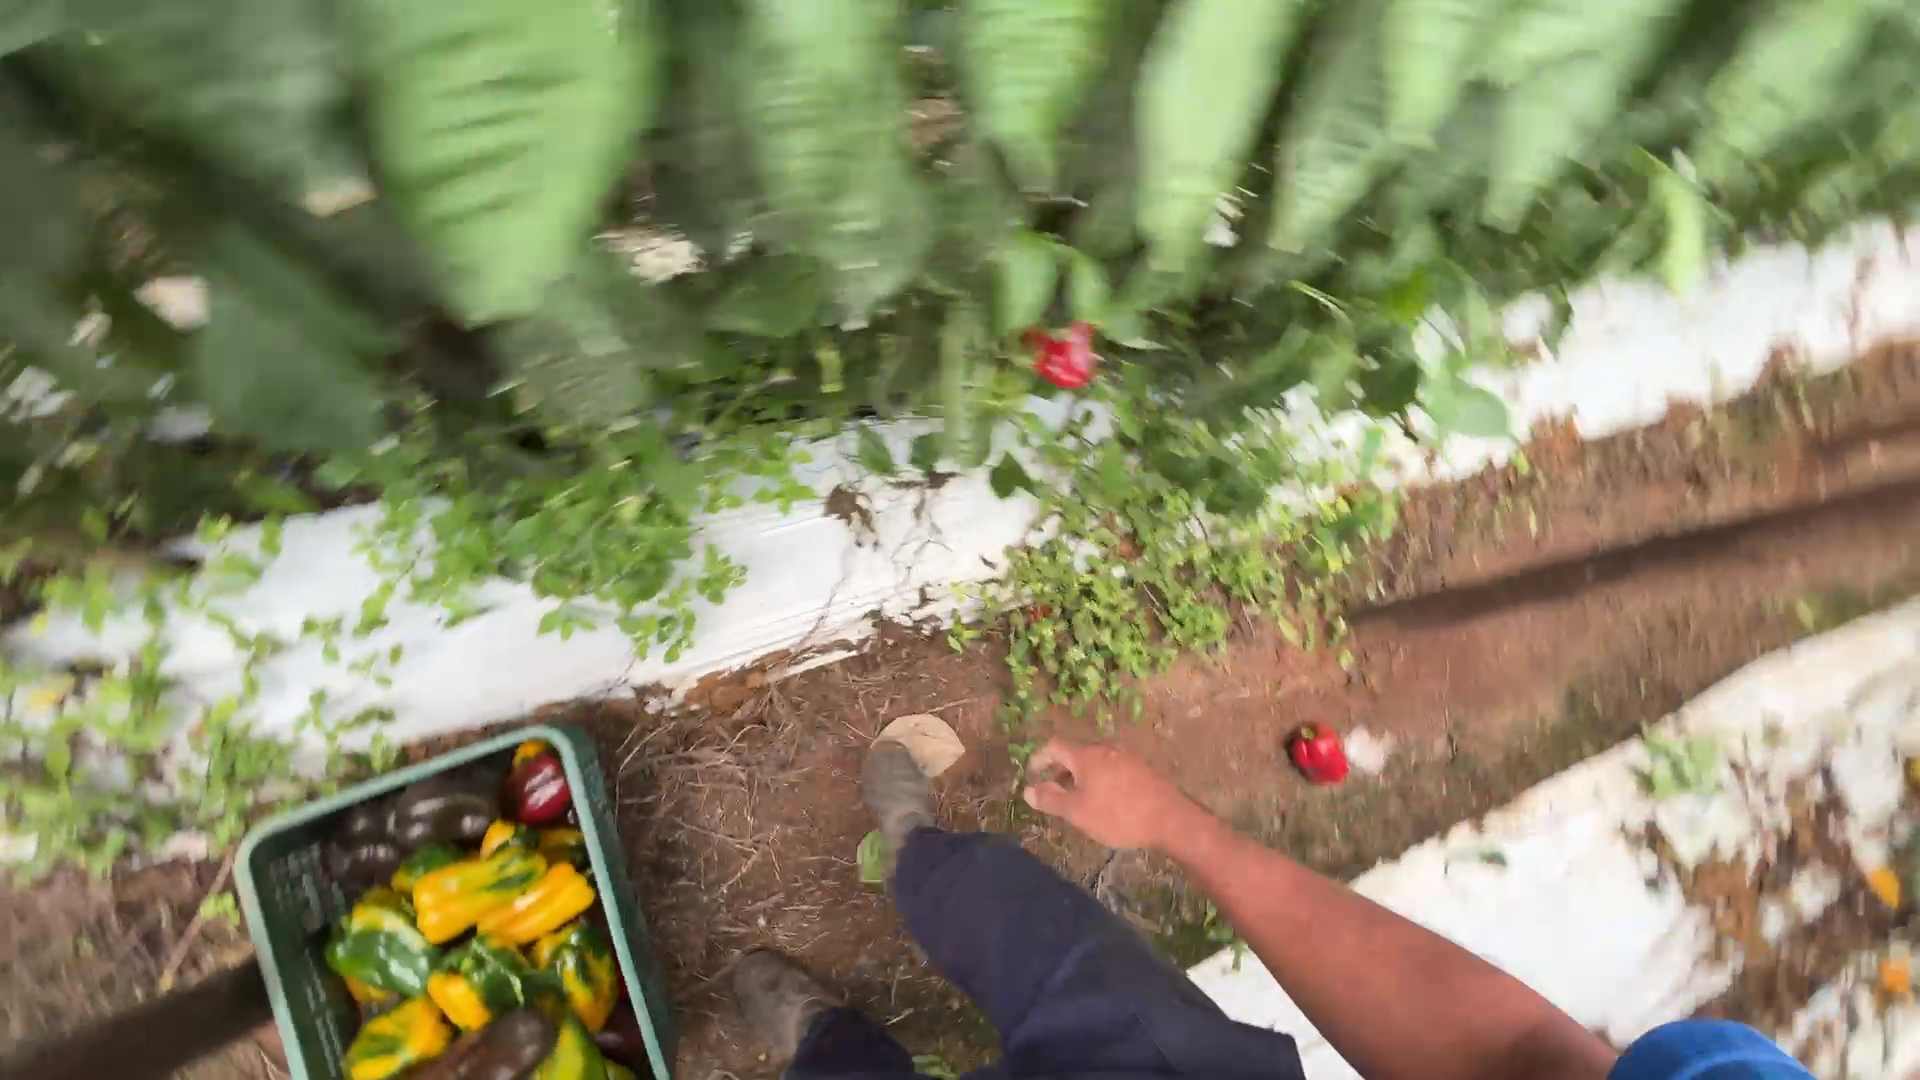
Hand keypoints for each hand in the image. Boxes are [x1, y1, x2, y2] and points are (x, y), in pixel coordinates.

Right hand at [1021, 739, 1206, 850]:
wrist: (1171, 818)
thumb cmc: (1118, 814)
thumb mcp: (1078, 812)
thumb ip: (1051, 800)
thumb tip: (1028, 790)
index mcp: (1086, 754)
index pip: (1053, 745)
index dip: (1038, 758)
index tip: (1032, 775)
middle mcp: (1104, 748)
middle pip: (1074, 752)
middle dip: (1060, 771)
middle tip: (1054, 793)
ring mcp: (1125, 756)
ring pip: (1094, 761)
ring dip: (1080, 776)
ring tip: (1079, 800)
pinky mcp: (1141, 768)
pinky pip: (1111, 767)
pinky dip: (1099, 779)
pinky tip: (1105, 801)